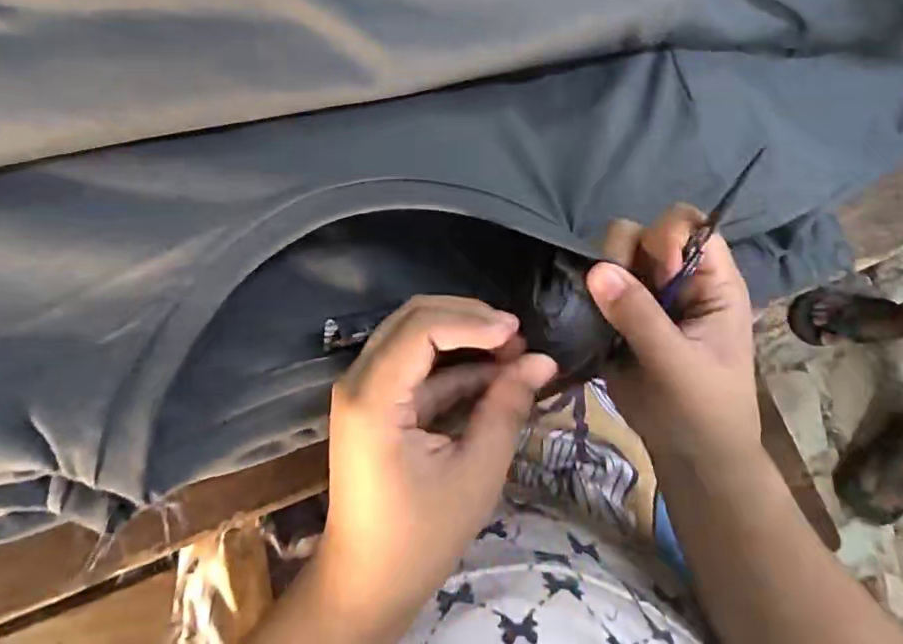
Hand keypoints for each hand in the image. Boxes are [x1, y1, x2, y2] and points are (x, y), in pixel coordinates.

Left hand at [306, 296, 556, 640]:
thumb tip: (543, 361)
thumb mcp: (475, 474)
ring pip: (414, 333)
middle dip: (469, 318)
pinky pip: (415, 363)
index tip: (516, 332)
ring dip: (463, 335)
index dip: (472, 322)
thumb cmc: (419, 537)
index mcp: (372, 397)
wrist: (366, 585)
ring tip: (513, 349)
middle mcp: (359, 380)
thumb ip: (506, 408)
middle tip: (516, 335)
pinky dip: (454, 362)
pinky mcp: (376, 400)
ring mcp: (364, 388)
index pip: (421, 328)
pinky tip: (494, 372)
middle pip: (414, 318)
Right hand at [589, 205, 760, 465]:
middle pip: (643, 232)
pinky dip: (586, 290)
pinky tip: (585, 313)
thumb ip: (641, 317)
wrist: (692, 460)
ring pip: (613, 254)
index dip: (669, 237)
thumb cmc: (705, 411)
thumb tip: (596, 269)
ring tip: (600, 312)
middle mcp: (677, 277)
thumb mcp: (679, 365)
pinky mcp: (618, 312)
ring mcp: (646, 294)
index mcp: (712, 281)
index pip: (691, 225)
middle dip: (624, 254)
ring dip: (601, 272)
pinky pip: (596, 283)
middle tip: (618, 298)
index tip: (658, 274)